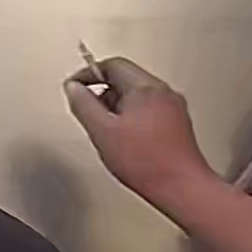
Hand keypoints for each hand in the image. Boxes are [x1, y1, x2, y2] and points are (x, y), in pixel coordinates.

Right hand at [64, 57, 218, 205]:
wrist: (178, 185)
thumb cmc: (146, 161)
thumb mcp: (101, 131)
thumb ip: (83, 104)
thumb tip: (73, 89)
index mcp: (145, 88)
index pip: (112, 65)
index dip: (87, 73)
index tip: (74, 86)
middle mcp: (163, 92)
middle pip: (125, 78)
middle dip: (101, 91)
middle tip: (86, 109)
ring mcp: (172, 106)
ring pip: (135, 94)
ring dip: (114, 105)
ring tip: (104, 129)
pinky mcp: (175, 122)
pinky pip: (146, 108)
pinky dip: (129, 116)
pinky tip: (122, 138)